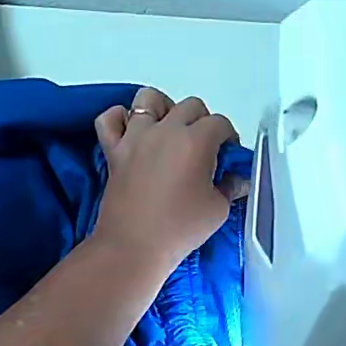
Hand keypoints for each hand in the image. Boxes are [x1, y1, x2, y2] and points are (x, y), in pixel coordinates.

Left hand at [91, 87, 245, 269]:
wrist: (133, 247)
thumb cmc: (178, 229)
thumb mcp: (217, 210)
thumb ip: (229, 187)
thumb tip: (237, 180)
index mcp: (196, 141)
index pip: (220, 123)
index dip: (227, 139)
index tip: (226, 157)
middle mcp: (166, 130)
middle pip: (190, 106)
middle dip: (202, 122)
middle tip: (203, 148)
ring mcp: (136, 137)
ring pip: (149, 99)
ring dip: (163, 109)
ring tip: (168, 132)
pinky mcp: (114, 151)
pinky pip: (109, 119)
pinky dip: (118, 119)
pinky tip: (130, 132)